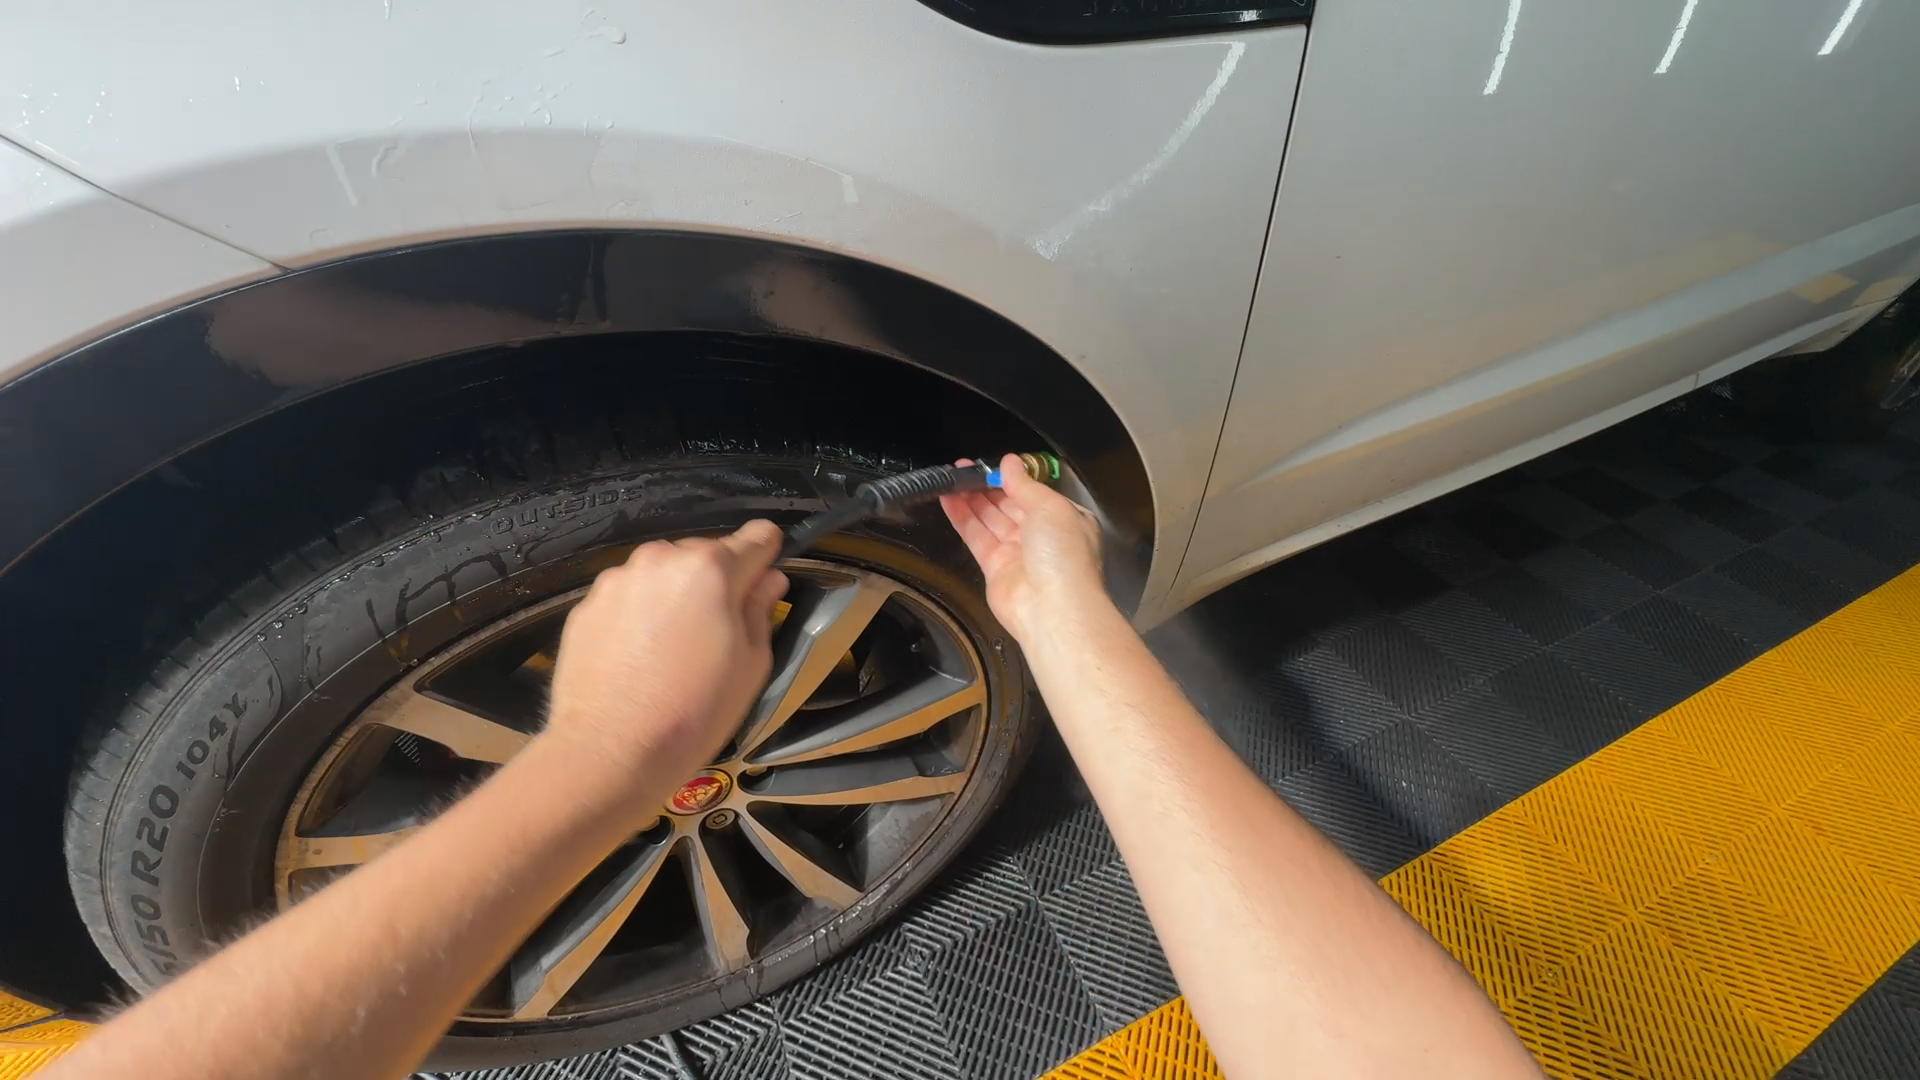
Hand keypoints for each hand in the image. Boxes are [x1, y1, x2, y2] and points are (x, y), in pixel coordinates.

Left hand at [545, 521, 787, 808]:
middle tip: (717, 629)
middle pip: (708, 553)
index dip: (768, 557)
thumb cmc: (696, 709)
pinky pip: (630, 594)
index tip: (764, 584)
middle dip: (718, 580)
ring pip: (666, 572)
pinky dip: (641, 612)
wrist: (610, 751)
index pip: (759, 535)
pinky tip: (639, 656)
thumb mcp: (753, 663)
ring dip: (677, 593)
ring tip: (673, 646)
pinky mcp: (587, 604)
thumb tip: (768, 580)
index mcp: (712, 568)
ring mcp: (619, 578)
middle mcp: (663, 558)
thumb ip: (761, 609)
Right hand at [939, 454, 1105, 642]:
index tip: (991, 465)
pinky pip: (976, 537)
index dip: (1012, 478)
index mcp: (1065, 519)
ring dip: (971, 499)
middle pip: (1010, 505)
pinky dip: (962, 518)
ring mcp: (1018, 554)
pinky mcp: (995, 569)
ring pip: (990, 520)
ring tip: (951, 479)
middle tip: (963, 468)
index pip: (1035, 493)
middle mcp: (1043, 536)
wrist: (1052, 608)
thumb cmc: (1062, 553)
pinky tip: (948, 499)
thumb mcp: (1049, 506)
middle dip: (988, 486)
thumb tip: (1010, 462)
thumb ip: (1025, 484)